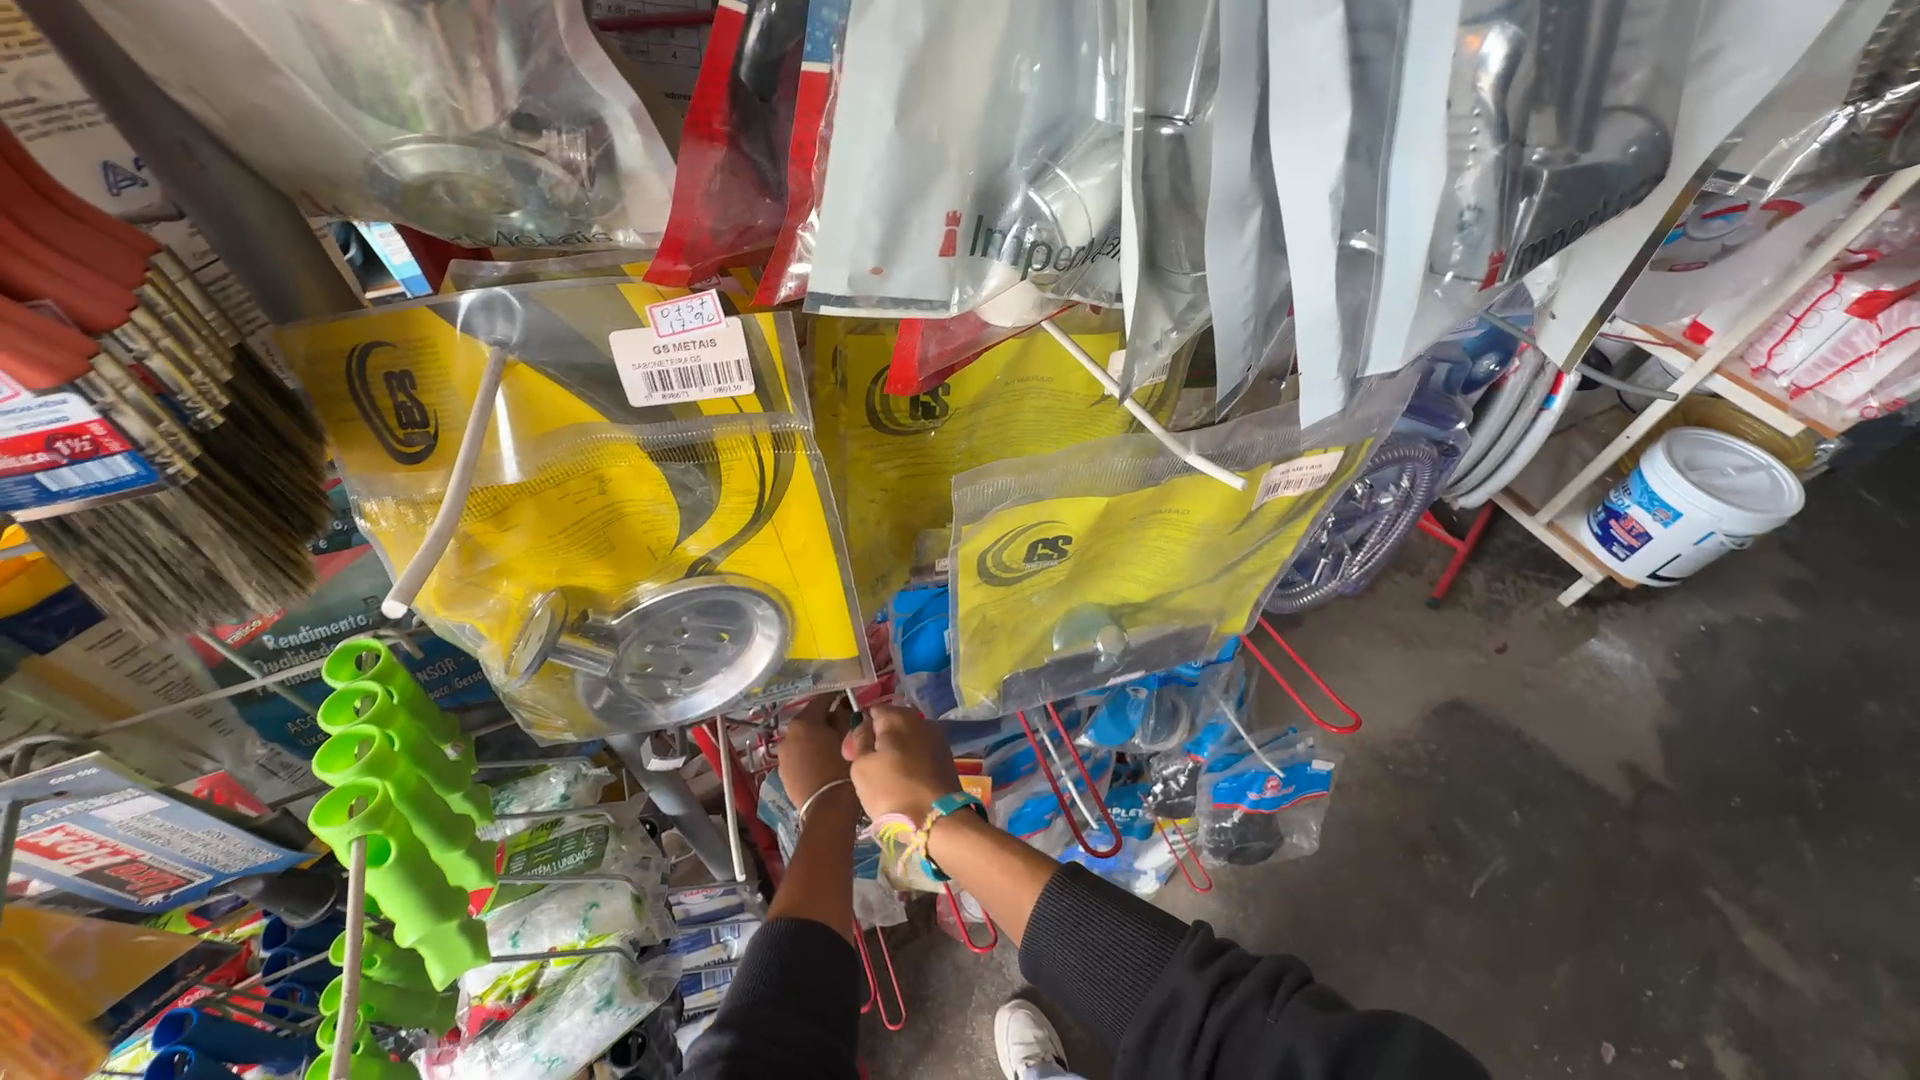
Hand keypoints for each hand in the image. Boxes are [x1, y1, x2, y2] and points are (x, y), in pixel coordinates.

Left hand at [778, 695, 852, 811]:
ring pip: (803, 738)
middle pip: (810, 719)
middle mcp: (787, 735)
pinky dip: (809, 753)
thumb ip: (844, 718)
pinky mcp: (783, 773)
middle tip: (844, 723)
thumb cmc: (841, 769)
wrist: (827, 809)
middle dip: (826, 719)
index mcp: (804, 722)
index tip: (846, 695)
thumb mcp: (849, 739)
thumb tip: (840, 708)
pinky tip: (823, 761)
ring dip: (816, 737)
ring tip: (834, 744)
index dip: (836, 695)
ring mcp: (782, 755)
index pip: (821, 699)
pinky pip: (798, 755)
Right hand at [843, 704, 962, 823]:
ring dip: (892, 753)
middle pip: (890, 724)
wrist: (937, 820)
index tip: (849, 755)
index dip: (856, 731)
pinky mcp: (946, 758)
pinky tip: (902, 781)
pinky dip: (908, 762)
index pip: (871, 711)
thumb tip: (865, 726)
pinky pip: (919, 753)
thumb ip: (860, 740)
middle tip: (863, 768)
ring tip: (882, 778)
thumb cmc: (892, 791)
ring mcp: (937, 739)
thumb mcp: (861, 766)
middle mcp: (921, 720)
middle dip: (875, 741)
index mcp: (898, 716)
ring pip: (906, 740)